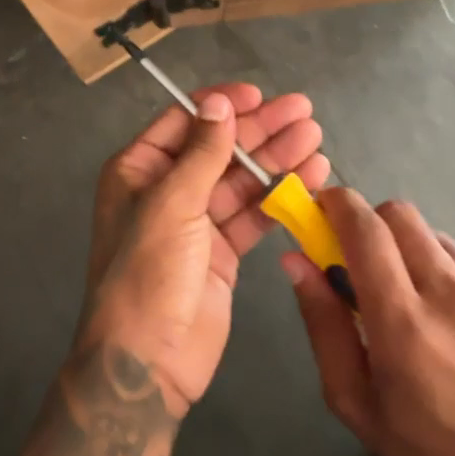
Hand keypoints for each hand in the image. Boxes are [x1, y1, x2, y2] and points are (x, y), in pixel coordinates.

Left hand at [78, 83, 329, 414]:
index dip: (222, 106)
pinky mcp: (222, 253)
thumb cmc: (148, 271)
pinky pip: (253, 215)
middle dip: (260, 130)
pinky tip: (309, 178)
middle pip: (219, 148)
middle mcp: (166, 190)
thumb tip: (220, 104)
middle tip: (303, 113)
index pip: (184, 123)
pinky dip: (279, 197)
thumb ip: (201, 153)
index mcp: (139, 170)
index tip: (260, 95)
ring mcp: (196, 223)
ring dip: (276, 160)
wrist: (148, 360)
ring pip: (241, 180)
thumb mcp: (171, 204)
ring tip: (315, 140)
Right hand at [282, 189, 454, 455]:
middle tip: (368, 262)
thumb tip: (295, 259)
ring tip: (423, 308)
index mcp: (404, 324)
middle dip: (374, 226)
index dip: (338, 205)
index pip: (366, 230)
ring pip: (438, 239)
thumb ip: (322, 323)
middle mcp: (453, 295)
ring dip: (417, 257)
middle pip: (401, 215)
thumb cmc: (426, 447)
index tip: (323, 207)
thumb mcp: (353, 399)